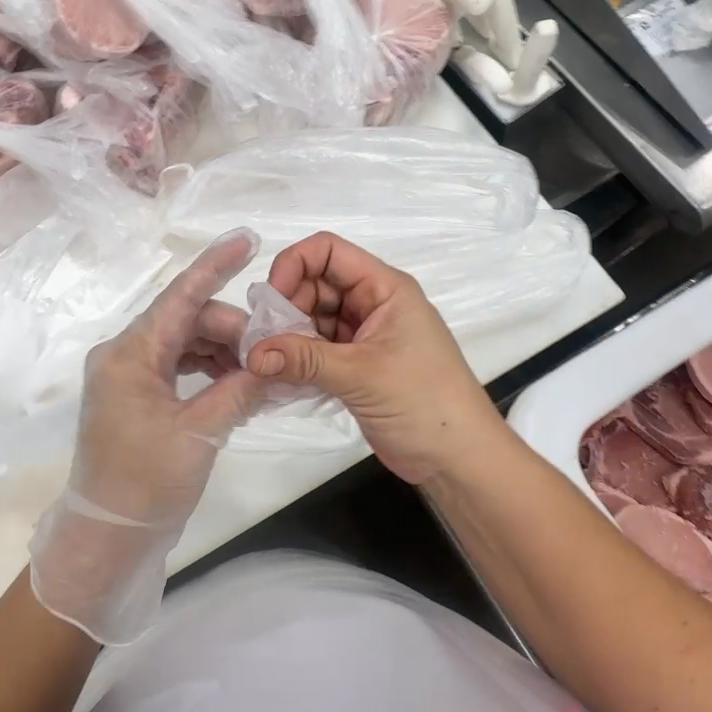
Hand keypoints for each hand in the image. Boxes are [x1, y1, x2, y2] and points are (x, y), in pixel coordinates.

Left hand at [28, 228, 266, 644]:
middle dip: (235, 330)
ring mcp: (127, 376)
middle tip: (277, 350)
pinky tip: (240, 385)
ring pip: (185, 344)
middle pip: (188, 322)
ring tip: (264, 372)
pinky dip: (209, 371)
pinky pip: (178, 366)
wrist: (106, 537)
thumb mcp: (200, 433)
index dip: (215, 266)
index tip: (248, 239)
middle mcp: (123, 355)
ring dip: (224, 352)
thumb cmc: (146, 484)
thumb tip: (276, 363)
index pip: (180, 297)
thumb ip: (240, 389)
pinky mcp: (135, 396)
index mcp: (130, 355)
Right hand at [246, 232, 502, 483]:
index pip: (328, 251)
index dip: (294, 265)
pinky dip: (297, 358)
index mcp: (384, 288)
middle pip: (315, 283)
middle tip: (261, 341)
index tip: (270, 302)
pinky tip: (277, 376)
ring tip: (264, 362)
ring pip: (313, 317)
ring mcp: (364, 335)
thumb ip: (304, 360)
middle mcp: (373, 303)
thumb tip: (252, 353)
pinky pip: (317, 348)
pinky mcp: (356, 365)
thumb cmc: (424, 403)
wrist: (459, 459)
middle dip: (286, 306)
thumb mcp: (361, 376)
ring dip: (288, 335)